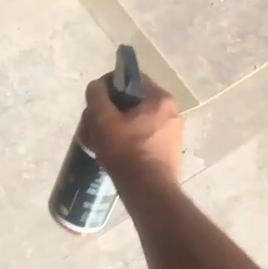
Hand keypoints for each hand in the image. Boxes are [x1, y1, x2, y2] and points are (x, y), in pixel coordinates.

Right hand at [79, 74, 182, 188]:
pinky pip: (144, 135)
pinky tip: (116, 152)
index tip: (95, 103)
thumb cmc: (125, 150)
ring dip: (118, 125)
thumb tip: (98, 85)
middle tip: (95, 124)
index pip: (130, 78)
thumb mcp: (102, 118)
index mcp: (160, 99)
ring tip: (102, 140)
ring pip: (137, 119)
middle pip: (133, 101)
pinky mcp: (169, 150)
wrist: (148, 190)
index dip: (108, 87)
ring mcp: (173, 132)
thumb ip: (97, 95)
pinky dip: (129, 138)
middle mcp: (172, 112)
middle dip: (111, 110)